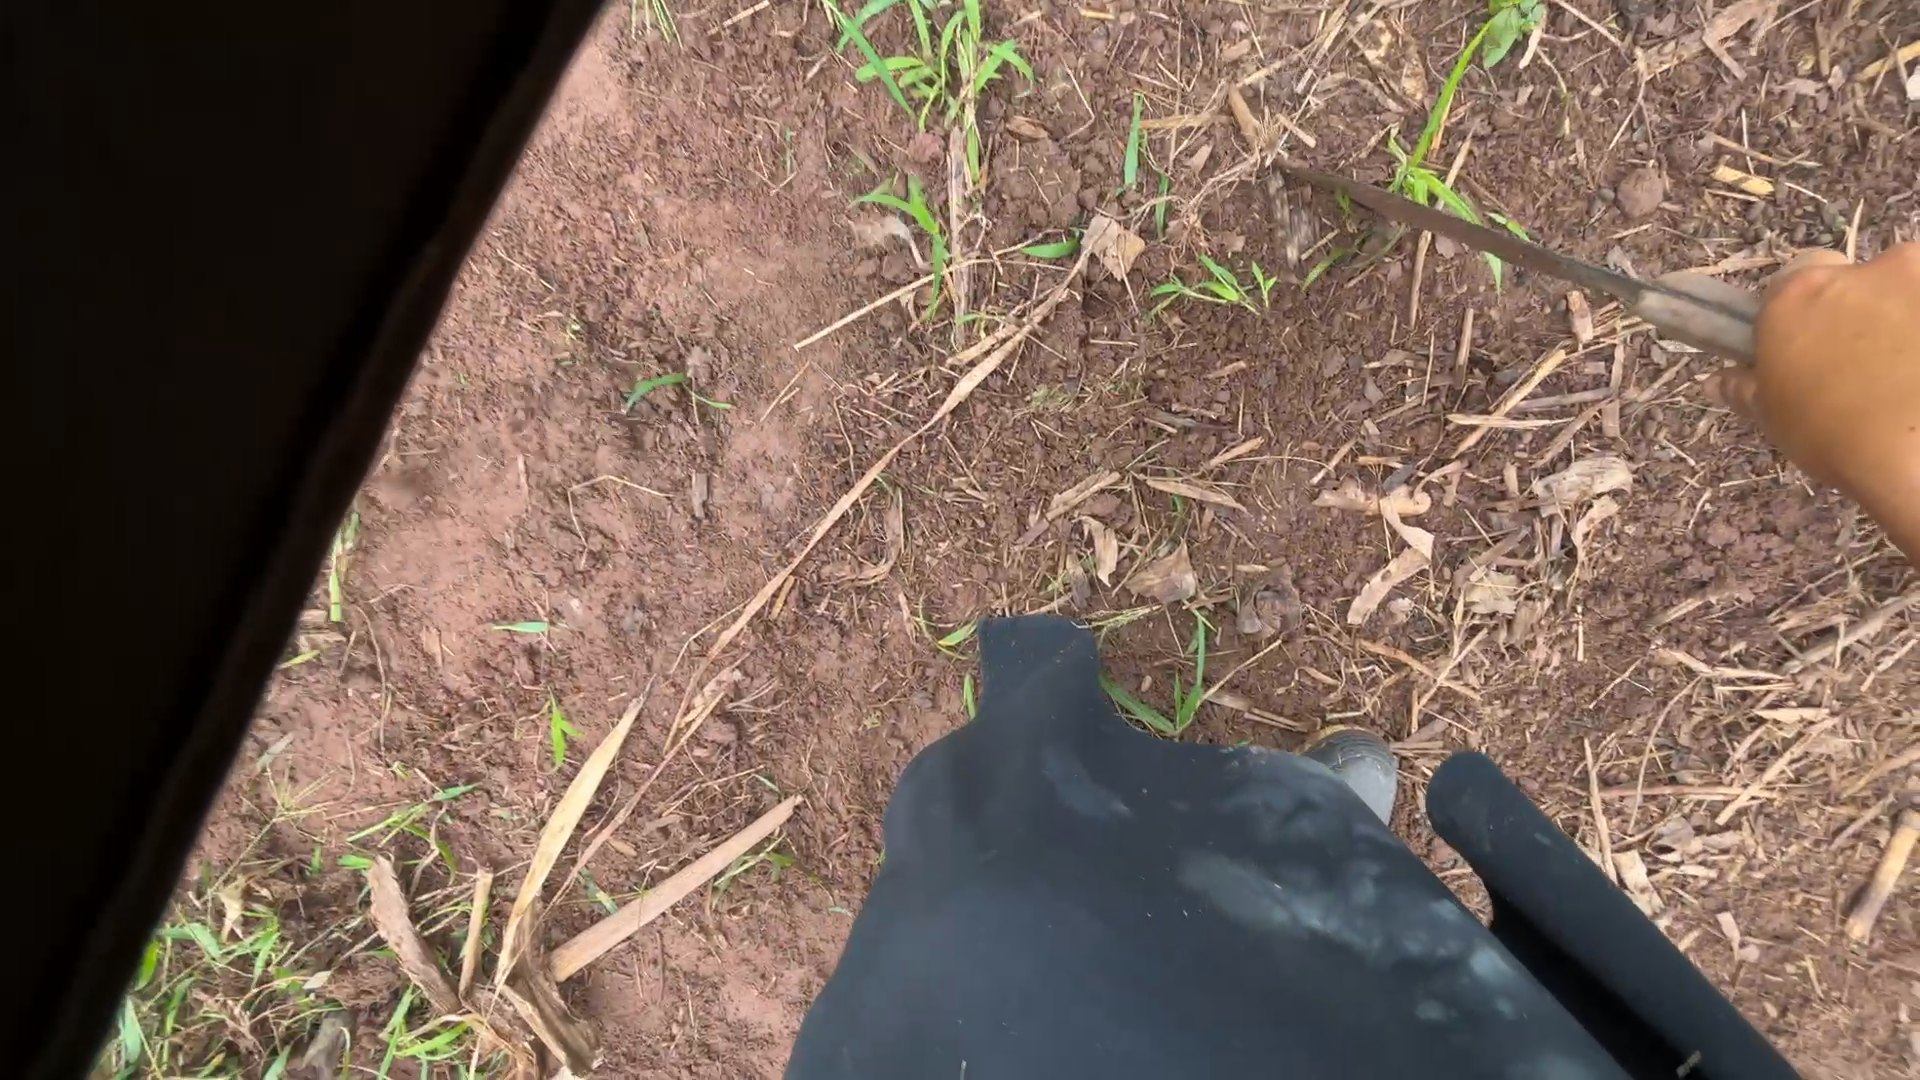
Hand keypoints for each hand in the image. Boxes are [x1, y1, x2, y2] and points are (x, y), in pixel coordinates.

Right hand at [1705, 243, 1919, 558]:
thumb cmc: (1833, 431)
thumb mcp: (1770, 414)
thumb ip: (1744, 387)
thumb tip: (1723, 380)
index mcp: (1799, 294)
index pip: (1788, 279)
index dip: (1792, 310)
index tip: (1796, 341)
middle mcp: (1869, 270)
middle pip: (1858, 276)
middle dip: (1857, 306)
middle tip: (1855, 358)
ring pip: (1910, 288)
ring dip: (1903, 314)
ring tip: (1903, 368)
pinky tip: (1919, 375)